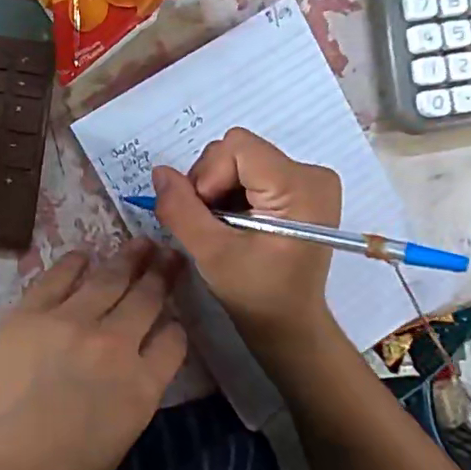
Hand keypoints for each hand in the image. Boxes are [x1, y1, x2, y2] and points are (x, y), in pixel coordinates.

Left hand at [0, 240, 186, 469]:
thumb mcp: (112, 448)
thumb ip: (132, 401)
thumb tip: (135, 371)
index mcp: (141, 389)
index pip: (174, 342)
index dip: (176, 326)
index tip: (173, 317)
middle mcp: (115, 346)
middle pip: (148, 300)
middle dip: (163, 276)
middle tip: (170, 255)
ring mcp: (71, 322)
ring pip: (110, 279)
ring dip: (129, 258)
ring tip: (142, 243)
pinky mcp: (31, 311)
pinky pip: (60, 276)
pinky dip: (75, 262)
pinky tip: (85, 255)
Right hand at [151, 127, 343, 343]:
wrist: (288, 321)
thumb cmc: (255, 293)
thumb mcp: (210, 253)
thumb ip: (180, 209)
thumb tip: (159, 172)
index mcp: (300, 185)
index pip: (236, 147)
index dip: (209, 177)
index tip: (209, 216)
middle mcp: (311, 173)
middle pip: (236, 151)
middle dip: (210, 184)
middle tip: (211, 225)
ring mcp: (307, 180)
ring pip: (238, 160)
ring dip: (217, 191)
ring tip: (223, 228)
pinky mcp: (298, 188)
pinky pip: (248, 172)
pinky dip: (230, 195)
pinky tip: (234, 225)